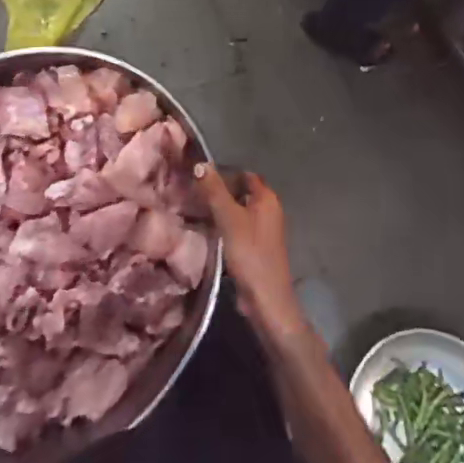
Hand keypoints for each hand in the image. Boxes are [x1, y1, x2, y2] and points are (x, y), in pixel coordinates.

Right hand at [194, 164, 306, 339]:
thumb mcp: (228, 218)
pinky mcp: (257, 247)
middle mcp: (269, 210)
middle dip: (219, 191)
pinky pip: (238, 227)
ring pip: (238, 210)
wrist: (266, 299)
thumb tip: (200, 163)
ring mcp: (264, 230)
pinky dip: (224, 225)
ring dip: (220, 209)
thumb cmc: (249, 253)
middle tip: (194, 193)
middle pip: (241, 192)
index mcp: (267, 199)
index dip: (224, 173)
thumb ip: (214, 190)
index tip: (200, 177)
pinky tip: (207, 230)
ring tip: (196, 209)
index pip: (244, 174)